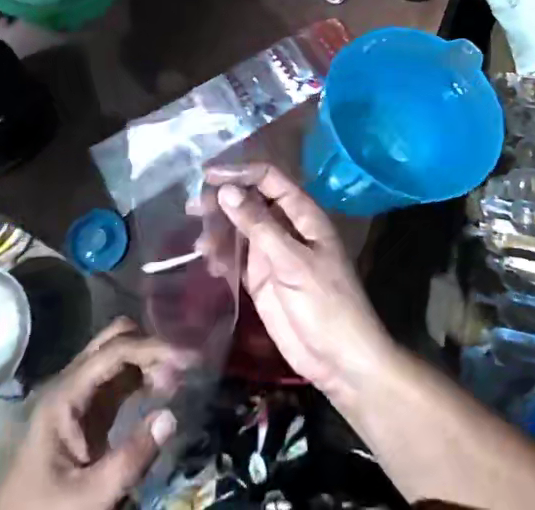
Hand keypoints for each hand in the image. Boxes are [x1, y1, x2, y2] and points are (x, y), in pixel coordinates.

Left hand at [0, 318, 193, 509]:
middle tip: (182, 369)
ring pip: (117, 359)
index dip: (151, 349)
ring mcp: (79, 399)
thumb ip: (130, 460)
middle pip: (112, 342)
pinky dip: (142, 380)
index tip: (188, 359)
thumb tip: (171, 417)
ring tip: (180, 380)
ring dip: (148, 362)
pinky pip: (118, 384)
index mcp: (65, 394)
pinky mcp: (88, 417)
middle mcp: (71, 385)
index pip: (112, 352)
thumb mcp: (88, 497)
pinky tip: (163, 391)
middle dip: (148, 347)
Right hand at [203, 163, 394, 400]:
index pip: (268, 179)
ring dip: (218, 230)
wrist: (340, 362)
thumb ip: (258, 225)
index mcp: (303, 215)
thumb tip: (226, 191)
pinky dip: (221, 255)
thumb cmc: (326, 304)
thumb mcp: (293, 262)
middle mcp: (285, 227)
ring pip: (239, 228)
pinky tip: (209, 262)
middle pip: (249, 201)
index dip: (239, 173)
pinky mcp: (260, 278)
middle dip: (222, 200)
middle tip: (193, 207)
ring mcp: (272, 253)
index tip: (208, 176)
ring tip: (200, 243)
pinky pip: (235, 257)